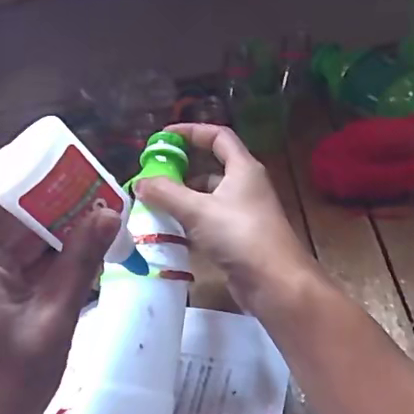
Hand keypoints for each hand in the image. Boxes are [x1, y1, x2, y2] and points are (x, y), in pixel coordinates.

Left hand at [0, 159, 119, 413]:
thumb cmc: (11, 384)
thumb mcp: (54, 319)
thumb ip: (78, 263)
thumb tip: (105, 213)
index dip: (15, 162)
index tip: (57, 153)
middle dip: (43, 195)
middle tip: (91, 186)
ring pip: (8, 237)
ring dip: (47, 226)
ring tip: (94, 215)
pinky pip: (11, 264)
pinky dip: (41, 256)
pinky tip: (78, 252)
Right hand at [133, 123, 325, 315]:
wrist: (274, 281)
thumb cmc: (240, 235)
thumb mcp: (197, 209)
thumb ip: (165, 193)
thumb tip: (139, 181)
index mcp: (243, 169)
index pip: (218, 136)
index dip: (191, 132)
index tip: (163, 136)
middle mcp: (244, 186)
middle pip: (209, 168)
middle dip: (180, 170)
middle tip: (151, 176)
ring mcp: (241, 213)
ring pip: (206, 197)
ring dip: (181, 198)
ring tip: (152, 205)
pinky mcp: (236, 237)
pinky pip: (207, 221)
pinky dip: (188, 221)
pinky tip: (168, 230)